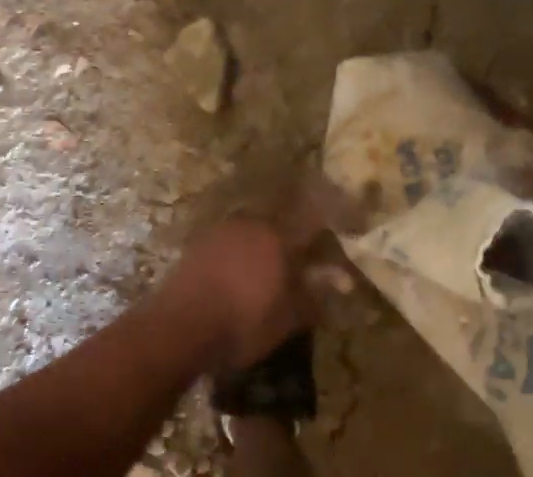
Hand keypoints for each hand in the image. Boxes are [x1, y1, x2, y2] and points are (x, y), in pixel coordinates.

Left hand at [154, 180, 350, 371]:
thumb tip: (344, 280)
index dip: (335, 211)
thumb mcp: (288, 316)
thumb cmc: (243, 323)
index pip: (315, 216)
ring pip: (255, 225)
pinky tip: (242, 265)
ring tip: (274, 258)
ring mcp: (222, 230)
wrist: (181, 323)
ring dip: (269, 236)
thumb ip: (316, 293)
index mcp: (279, 237)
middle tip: (309, 240)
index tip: (350, 210)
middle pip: (283, 216)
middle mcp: (252, 223)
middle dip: (298, 224)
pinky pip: (232, 237)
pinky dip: (244, 247)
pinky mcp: (200, 242)